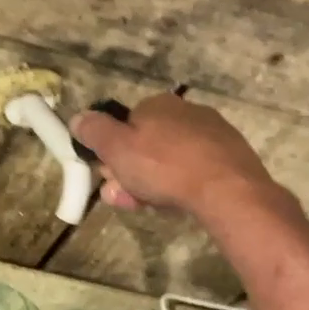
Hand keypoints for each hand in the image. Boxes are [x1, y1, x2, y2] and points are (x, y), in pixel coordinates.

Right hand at [71, 93, 278, 214]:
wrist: (226, 191)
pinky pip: (192, 170)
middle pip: (145, 144)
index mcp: (158, 104)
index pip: (124, 124)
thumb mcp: (115, 148)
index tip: (108, 175)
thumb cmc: (163, 167)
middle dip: (129, 171)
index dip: (111, 151)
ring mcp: (211, 134)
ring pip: (167, 160)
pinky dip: (178, 184)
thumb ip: (94, 131)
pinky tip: (174, 202)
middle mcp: (186, 112)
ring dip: (150, 182)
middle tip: (124, 196)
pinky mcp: (229, 156)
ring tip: (146, 205)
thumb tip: (78, 117)